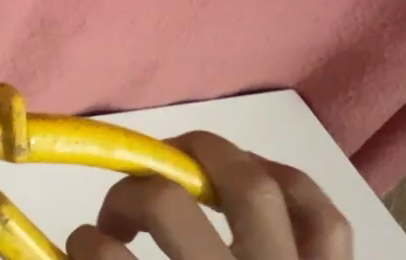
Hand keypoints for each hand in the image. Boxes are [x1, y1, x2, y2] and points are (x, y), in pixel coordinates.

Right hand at [67, 133, 351, 259]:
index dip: (84, 244)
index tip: (81, 248)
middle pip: (169, 206)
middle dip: (129, 194)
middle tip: (118, 215)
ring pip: (252, 189)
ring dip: (204, 158)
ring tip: (179, 165)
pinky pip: (323, 218)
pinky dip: (285, 182)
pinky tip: (252, 177)